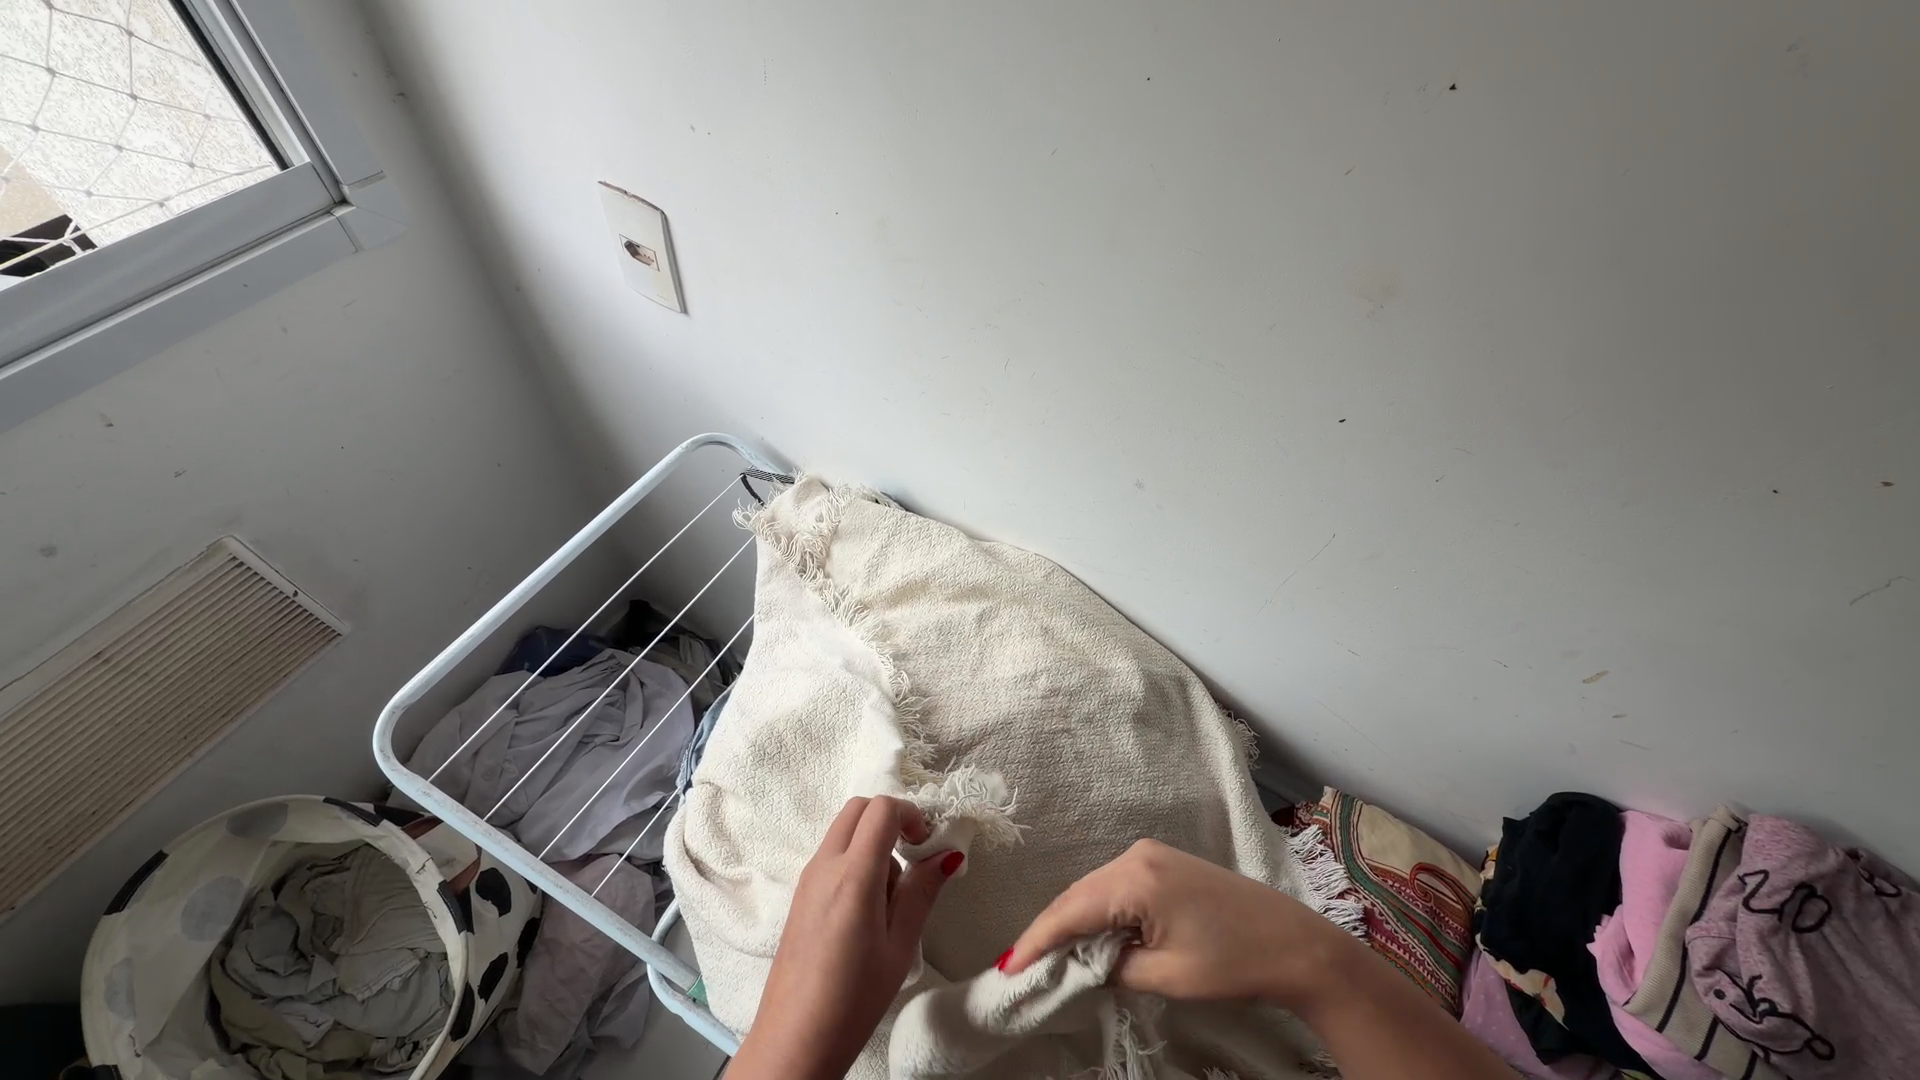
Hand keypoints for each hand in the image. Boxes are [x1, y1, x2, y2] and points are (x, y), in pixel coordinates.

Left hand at [728, 796, 963, 1079]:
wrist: (794, 1039)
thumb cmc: (853, 999)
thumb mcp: (899, 946)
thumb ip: (922, 892)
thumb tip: (946, 854)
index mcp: (852, 875)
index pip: (881, 809)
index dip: (911, 814)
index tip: (928, 843)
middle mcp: (824, 865)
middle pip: (858, 808)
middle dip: (890, 818)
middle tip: (913, 854)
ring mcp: (808, 877)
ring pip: (844, 829)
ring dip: (872, 840)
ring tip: (892, 894)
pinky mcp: (801, 894)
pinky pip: (832, 854)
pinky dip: (856, 858)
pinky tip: (869, 907)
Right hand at [1003, 838, 1358, 1009]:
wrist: (1295, 944)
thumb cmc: (1234, 963)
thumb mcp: (1166, 976)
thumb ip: (1114, 967)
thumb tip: (1085, 964)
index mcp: (1135, 879)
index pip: (1071, 911)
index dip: (1036, 940)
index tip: (1007, 967)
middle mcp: (1136, 855)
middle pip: (1078, 894)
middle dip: (1049, 929)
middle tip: (1019, 963)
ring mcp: (1151, 854)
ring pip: (1094, 888)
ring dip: (1073, 919)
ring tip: (1046, 953)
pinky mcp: (1163, 862)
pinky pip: (1115, 885)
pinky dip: (1097, 910)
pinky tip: (1087, 933)